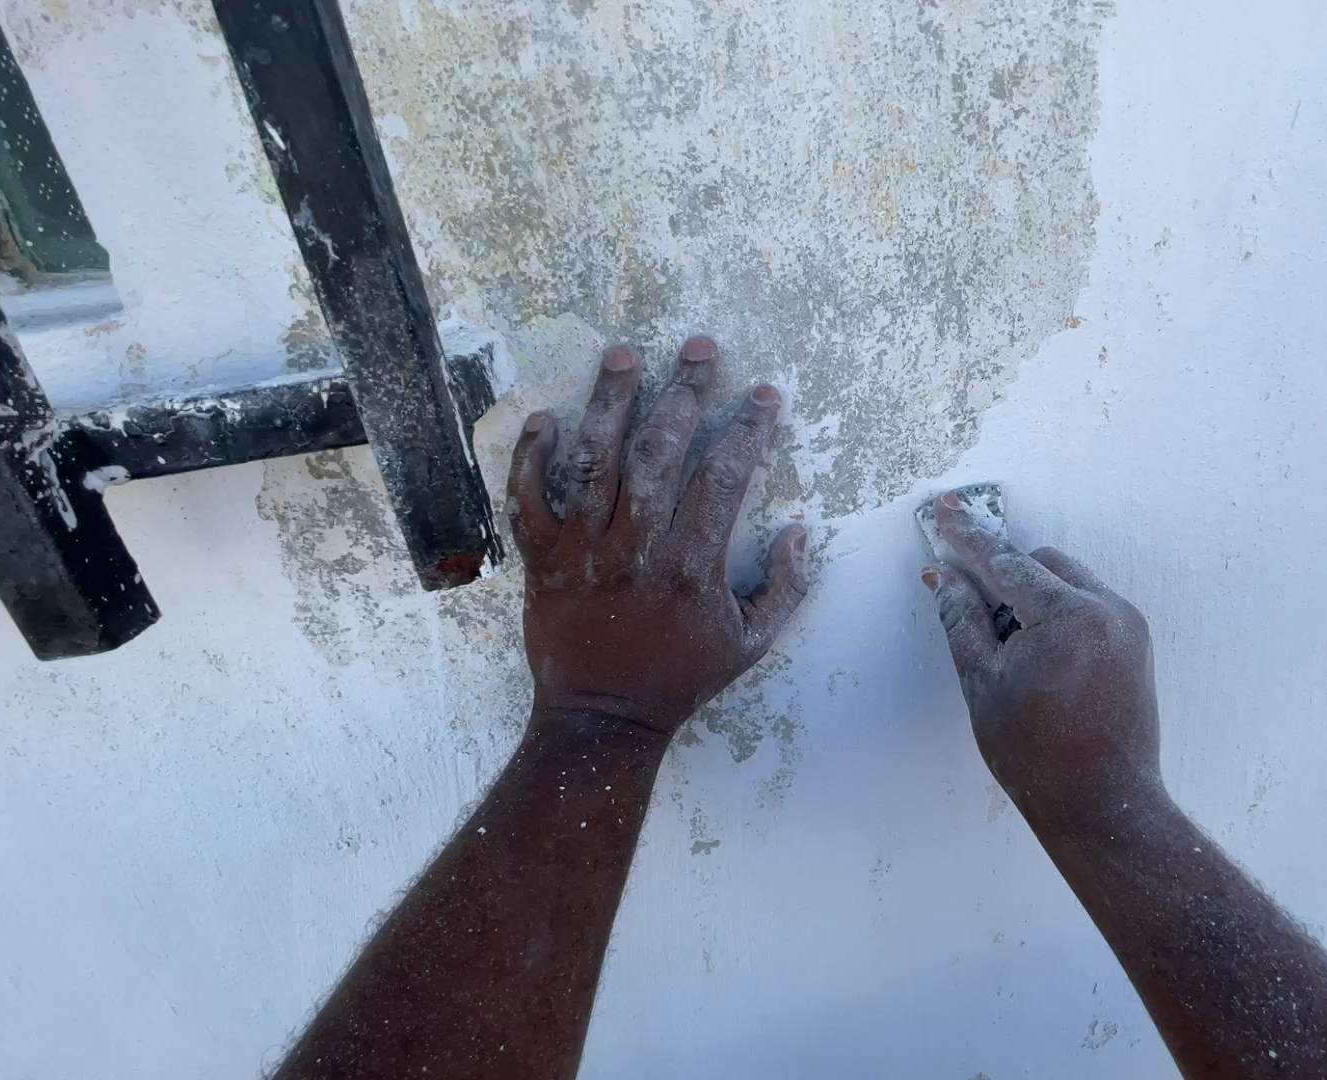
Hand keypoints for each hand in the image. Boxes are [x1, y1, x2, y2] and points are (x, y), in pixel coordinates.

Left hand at [507, 338, 809, 735]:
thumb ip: (785, 589)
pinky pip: (528, 501)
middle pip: (660, 453)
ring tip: (624, 355)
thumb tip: (799, 533)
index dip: (748, 431)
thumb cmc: (680, 679)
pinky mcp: (542, 563)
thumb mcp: (751, 646)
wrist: (603, 719)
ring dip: (611, 403)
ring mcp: (583, 553)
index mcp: (693, 567)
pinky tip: (546, 418)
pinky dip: (531, 458)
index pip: (724, 479)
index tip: (763, 395)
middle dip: (684, 393)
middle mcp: (637, 549)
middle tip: (698, 347)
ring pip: (595, 463)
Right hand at [923, 492, 1160, 834]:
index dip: (968, 535)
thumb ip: (961, 616)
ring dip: (1029, 593)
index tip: (945, 508)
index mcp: (1068, 615)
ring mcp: (1127, 625)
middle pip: (1040, 562)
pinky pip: (1086, 603)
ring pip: (1065, 580)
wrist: (1103, 806)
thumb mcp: (981, 680)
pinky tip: (1035, 653)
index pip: (1005, 560)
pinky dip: (1054, 611)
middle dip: (1002, 574)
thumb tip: (943, 575)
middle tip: (970, 605)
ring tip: (1007, 646)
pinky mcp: (1135, 643)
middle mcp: (1107, 609)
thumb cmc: (1036, 752)